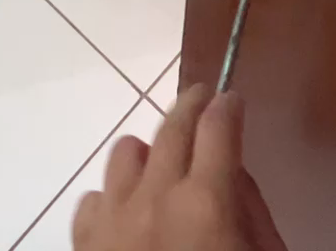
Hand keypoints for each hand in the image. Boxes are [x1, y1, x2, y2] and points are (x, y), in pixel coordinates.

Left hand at [73, 84, 288, 250]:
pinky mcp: (83, 249)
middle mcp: (153, 199)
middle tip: (203, 99)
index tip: (233, 100)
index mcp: (205, 205)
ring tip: (165, 165)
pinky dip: (114, 198)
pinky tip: (129, 217)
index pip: (217, 126)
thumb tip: (235, 173)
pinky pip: (94, 200)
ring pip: (125, 152)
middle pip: (172, 126)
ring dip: (149, 151)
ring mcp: (112, 222)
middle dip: (192, 106)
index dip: (228, 106)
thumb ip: (253, 215)